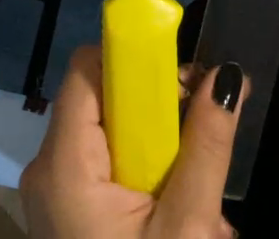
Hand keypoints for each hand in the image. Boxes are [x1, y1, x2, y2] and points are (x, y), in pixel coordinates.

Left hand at [21, 47, 244, 238]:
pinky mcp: (70, 209)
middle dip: (161, 107)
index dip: (134, 56)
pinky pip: (109, 163)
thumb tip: (229, 73)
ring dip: (163, 145)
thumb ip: (207, 145)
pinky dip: (147, 170)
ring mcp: (57, 190)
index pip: (88, 68)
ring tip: (199, 191)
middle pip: (105, 97)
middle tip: (206, 129)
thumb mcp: (186, 225)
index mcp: (64, 165)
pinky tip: (177, 209)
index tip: (184, 73)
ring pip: (114, 130)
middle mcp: (49, 167)